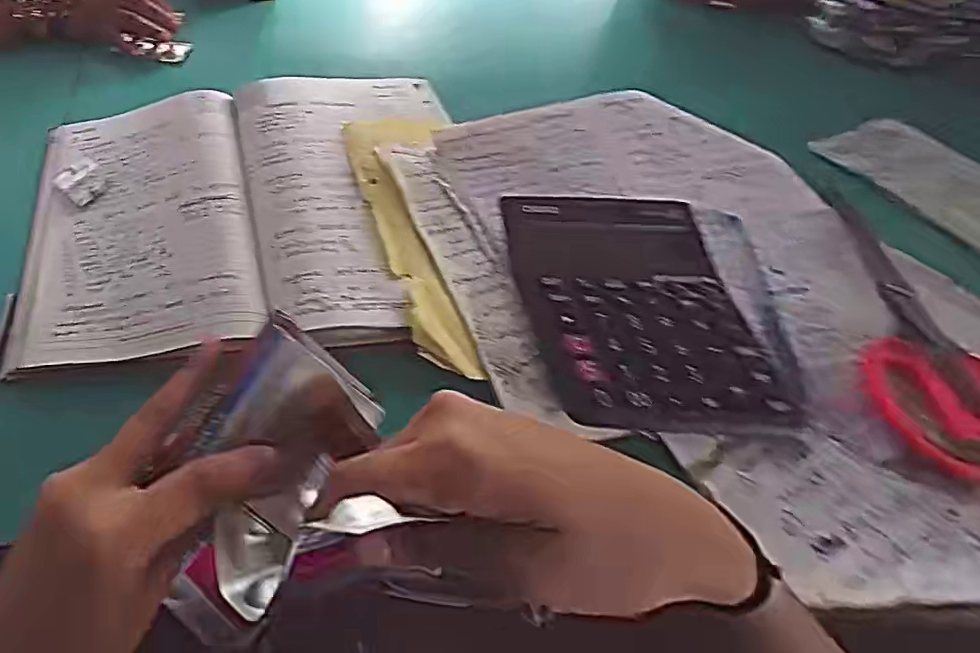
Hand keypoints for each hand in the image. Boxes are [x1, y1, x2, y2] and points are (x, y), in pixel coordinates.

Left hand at [0, 345, 279, 652]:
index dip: (240, 464)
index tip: (276, 450)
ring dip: (173, 416)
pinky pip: (115, 460)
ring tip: (208, 383)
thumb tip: (221, 498)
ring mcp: (66, 481)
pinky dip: (149, 452)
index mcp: (114, 532)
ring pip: (134, 439)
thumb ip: (182, 542)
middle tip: (216, 343)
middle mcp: (85, 490)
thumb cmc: (79, 648)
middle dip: (187, 380)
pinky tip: (172, 448)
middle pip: (149, 424)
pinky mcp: (57, 484)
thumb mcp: (144, 603)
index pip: (192, 482)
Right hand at [63, 0, 180, 44]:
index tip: (173, 15)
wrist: (65, 13)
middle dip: (162, 18)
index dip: (163, 5)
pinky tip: (140, 52)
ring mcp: (106, 12)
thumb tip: (162, 13)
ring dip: (152, 31)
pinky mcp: (99, 29)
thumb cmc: (95, 4)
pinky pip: (118, 39)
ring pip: (134, 21)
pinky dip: (129, 46)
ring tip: (165, 38)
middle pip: (143, 7)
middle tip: (175, 28)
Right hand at [317, 391, 759, 618]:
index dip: (328, 508)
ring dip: (400, 500)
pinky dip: (422, 484)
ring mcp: (462, 411)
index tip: (313, 541)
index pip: (359, 471)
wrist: (665, 518)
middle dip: (372, 511)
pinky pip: (423, 449)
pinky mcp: (474, 417)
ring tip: (439, 542)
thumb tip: (359, 545)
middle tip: (396, 559)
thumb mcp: (515, 570)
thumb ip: (429, 550)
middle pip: (376, 465)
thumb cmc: (601, 551)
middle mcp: (447, 415)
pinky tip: (458, 515)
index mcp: (453, 449)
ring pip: (397, 458)